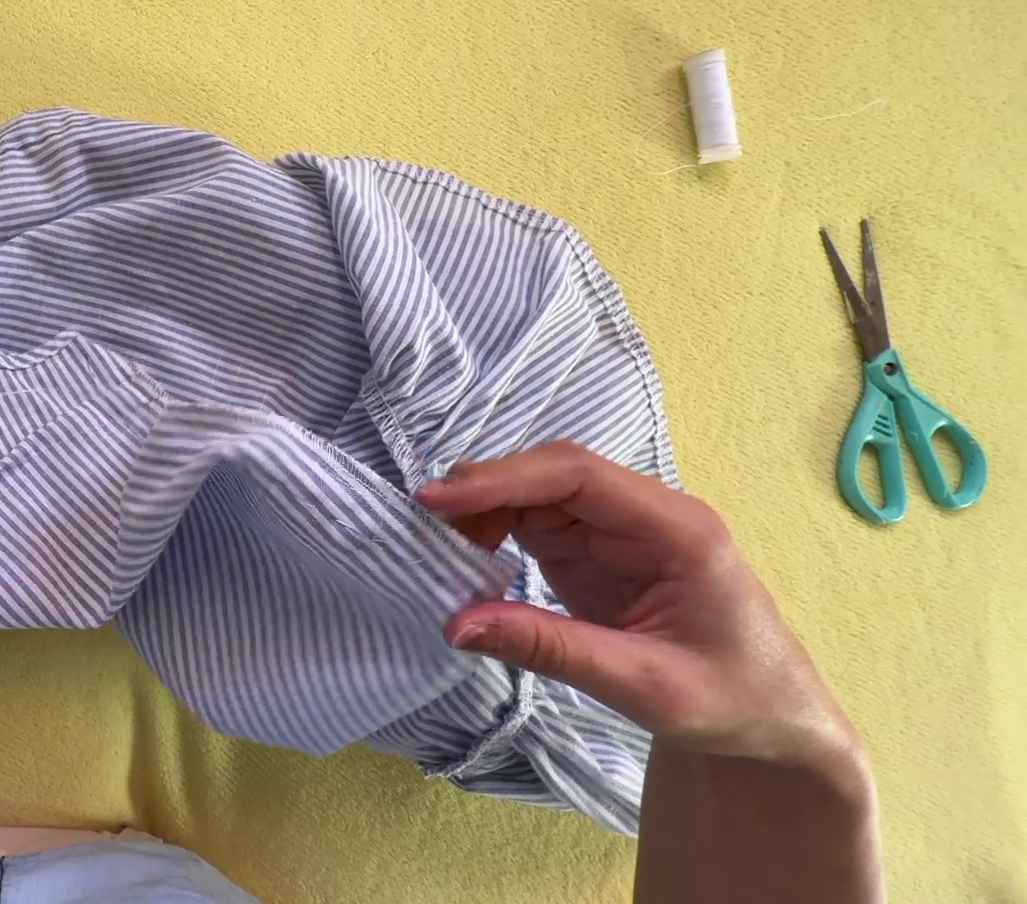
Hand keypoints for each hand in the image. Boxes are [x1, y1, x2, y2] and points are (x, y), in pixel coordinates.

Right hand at [416, 441, 857, 770]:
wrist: (771, 722)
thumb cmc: (732, 702)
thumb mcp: (644, 687)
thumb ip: (547, 648)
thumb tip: (453, 625)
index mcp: (676, 530)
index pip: (576, 475)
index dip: (502, 478)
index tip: (438, 499)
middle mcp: (641, 513)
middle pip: (546, 473)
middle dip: (482, 490)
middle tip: (424, 521)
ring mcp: (613, 527)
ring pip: (530, 492)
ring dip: (481, 510)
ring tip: (441, 546)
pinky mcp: (589, 546)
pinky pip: (528, 519)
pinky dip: (489, 530)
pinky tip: (468, 555)